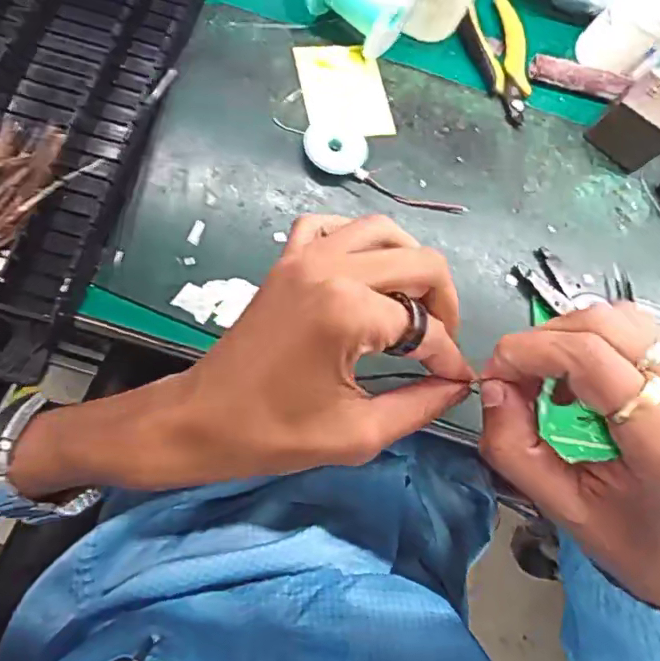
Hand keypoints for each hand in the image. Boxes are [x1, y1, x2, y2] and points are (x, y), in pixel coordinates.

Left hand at [97, 214, 474, 491]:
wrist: (203, 419)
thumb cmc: (273, 434)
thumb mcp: (357, 433)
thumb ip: (419, 405)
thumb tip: (456, 384)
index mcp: (347, 311)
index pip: (424, 327)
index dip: (448, 359)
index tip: (454, 382)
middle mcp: (328, 269)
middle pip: (418, 261)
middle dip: (443, 304)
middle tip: (439, 345)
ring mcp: (301, 258)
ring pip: (379, 230)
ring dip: (407, 262)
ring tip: (411, 306)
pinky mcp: (283, 263)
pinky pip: (326, 227)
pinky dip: (354, 240)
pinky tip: (362, 273)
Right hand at [477, 303, 659, 610]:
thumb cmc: (640, 551)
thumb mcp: (561, 508)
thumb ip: (513, 446)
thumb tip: (494, 387)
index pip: (593, 360)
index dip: (529, 352)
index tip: (497, 373)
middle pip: (610, 325)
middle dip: (543, 339)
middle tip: (515, 374)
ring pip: (626, 318)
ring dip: (568, 336)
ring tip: (547, 377)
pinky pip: (641, 335)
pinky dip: (593, 344)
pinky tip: (580, 380)